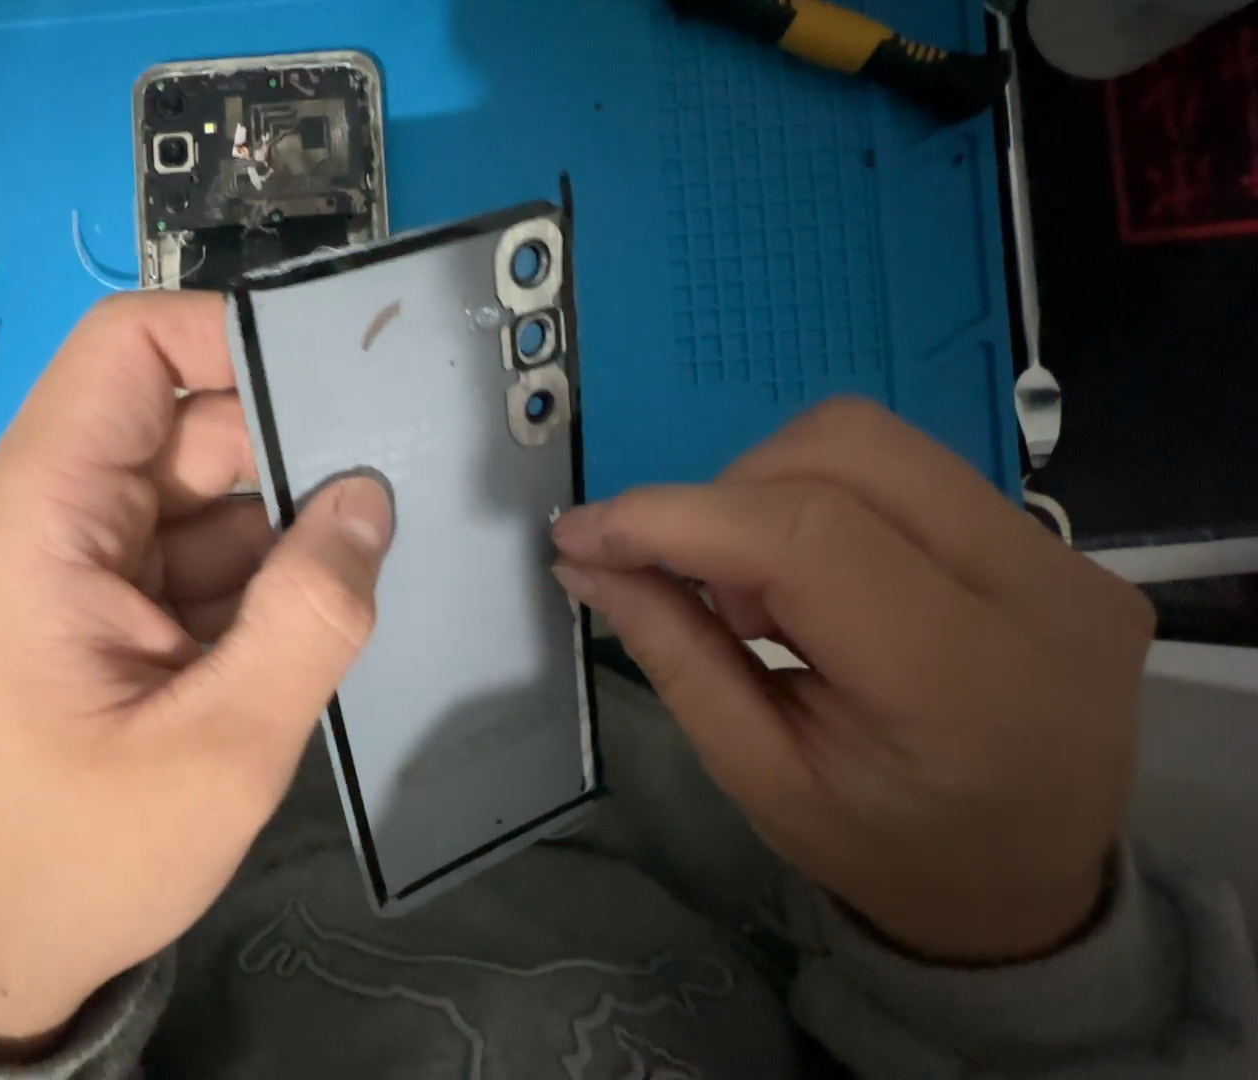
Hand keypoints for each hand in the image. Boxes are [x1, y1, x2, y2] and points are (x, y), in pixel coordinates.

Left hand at [0, 293, 392, 1052]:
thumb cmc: (80, 861)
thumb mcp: (218, 748)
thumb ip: (309, 616)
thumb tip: (369, 499)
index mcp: (37, 520)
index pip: (127, 354)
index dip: (226, 334)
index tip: (334, 365)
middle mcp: (46, 521)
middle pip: (180, 428)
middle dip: (286, 449)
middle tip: (395, 479)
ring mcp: (76, 568)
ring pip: (201, 497)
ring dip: (282, 525)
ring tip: (373, 552)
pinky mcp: (102, 613)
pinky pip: (196, 557)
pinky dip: (259, 575)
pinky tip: (322, 605)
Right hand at [551, 399, 1153, 964]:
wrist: (1025, 879)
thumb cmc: (878, 844)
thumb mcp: (753, 772)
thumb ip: (671, 652)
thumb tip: (584, 561)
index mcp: (958, 679)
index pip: (802, 537)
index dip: (669, 517)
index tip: (578, 536)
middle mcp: (1032, 585)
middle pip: (839, 450)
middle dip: (720, 500)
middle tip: (710, 594)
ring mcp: (1057, 551)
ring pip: (863, 440)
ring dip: (764, 496)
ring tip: (763, 596)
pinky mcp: (1046, 537)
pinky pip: (892, 467)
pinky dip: (807, 502)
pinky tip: (811, 583)